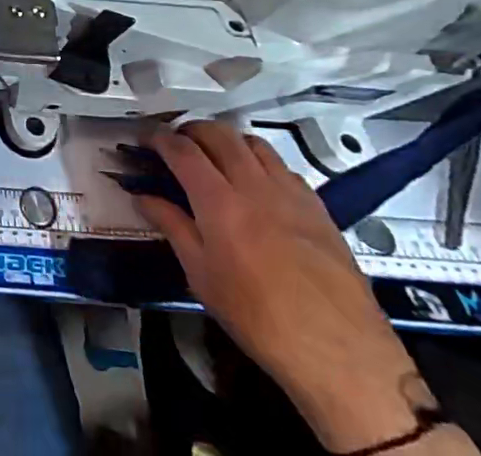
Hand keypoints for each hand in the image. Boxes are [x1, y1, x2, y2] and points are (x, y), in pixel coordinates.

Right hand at [135, 121, 434, 452]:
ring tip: (214, 156)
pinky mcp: (317, 206)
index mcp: (219, 203)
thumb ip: (172, 226)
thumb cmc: (258, 317)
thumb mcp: (200, 275)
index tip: (147, 140)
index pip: (182, 150)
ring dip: (227, 140)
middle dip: (191, 131)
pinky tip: (256, 182)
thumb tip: (145, 199)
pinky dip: (260, 161)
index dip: (159, 138)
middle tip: (177, 144)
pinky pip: (282, 166)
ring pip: (253, 142)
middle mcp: (255, 186)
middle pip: (218, 133)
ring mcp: (290, 193)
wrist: (336, 349)